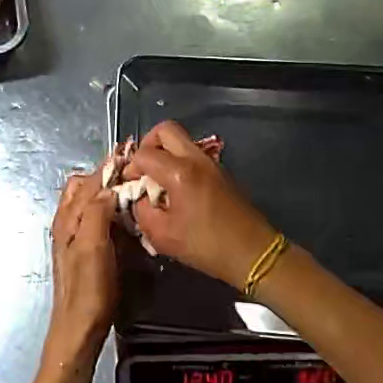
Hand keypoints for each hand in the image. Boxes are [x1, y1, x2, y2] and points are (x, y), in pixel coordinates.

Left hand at [44, 172, 116, 364]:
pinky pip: (98, 220)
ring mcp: (76, 237)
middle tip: (135, 174)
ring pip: (91, 203)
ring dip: (110, 194)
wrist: (79, 328)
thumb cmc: (87, 289)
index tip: (130, 154)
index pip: (88, 181)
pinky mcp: (87, 251)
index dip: (108, 167)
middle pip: (85, 187)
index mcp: (67, 218)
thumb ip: (96, 213)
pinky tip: (127, 218)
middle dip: (107, 177)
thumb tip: (108, 188)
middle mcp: (68, 223)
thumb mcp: (92, 247)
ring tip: (134, 191)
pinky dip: (111, 212)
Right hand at [127, 121, 278, 289]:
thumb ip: (142, 211)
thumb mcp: (162, 235)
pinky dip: (178, 163)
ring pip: (181, 140)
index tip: (130, 186)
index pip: (144, 153)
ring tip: (159, 182)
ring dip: (164, 154)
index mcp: (179, 172)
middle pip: (165, 130)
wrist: (253, 253)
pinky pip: (192, 155)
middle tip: (143, 170)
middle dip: (147, 145)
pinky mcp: (220, 172)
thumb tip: (139, 199)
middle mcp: (195, 159)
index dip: (130, 167)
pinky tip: (177, 191)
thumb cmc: (206, 246)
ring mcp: (211, 163)